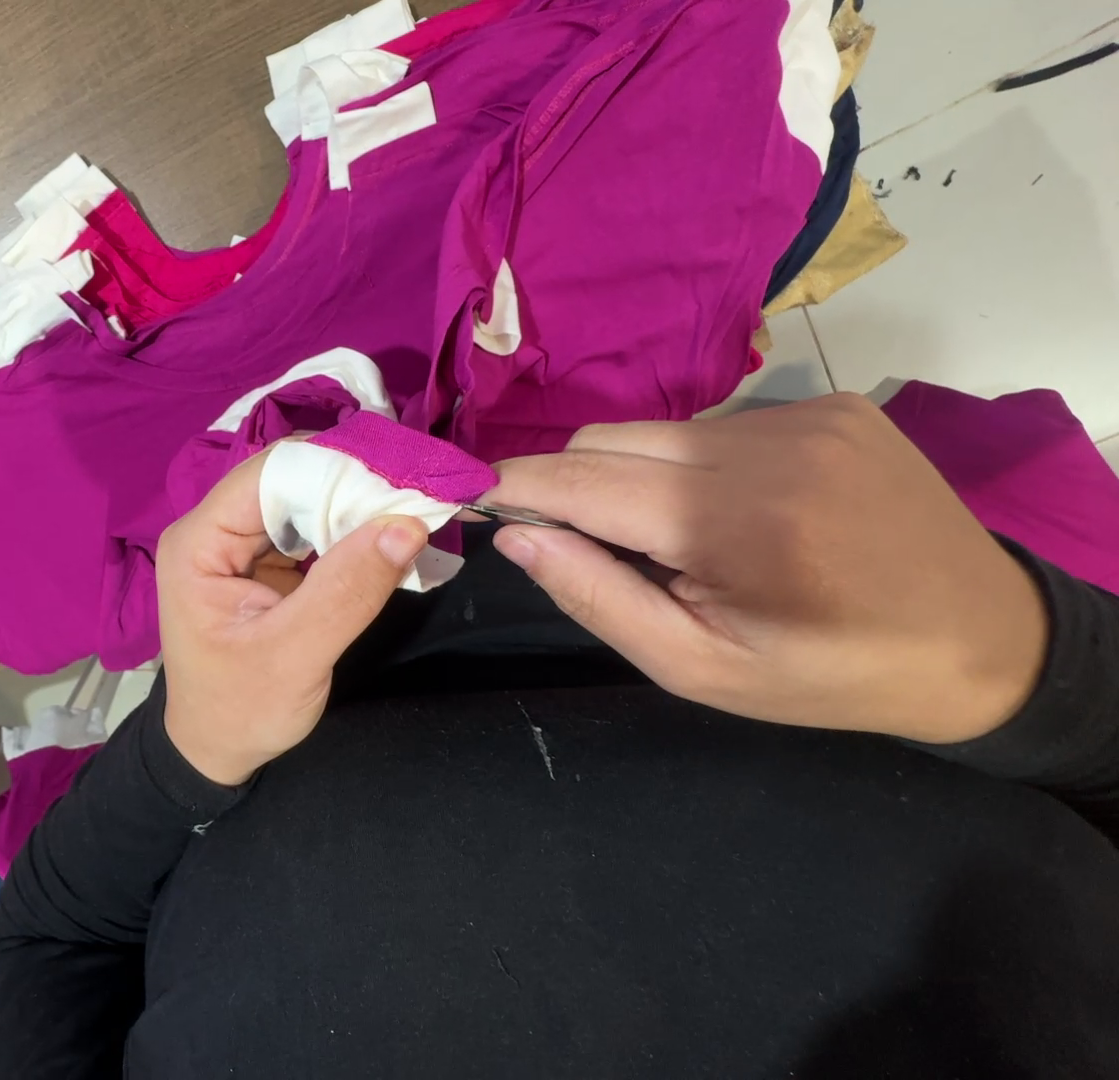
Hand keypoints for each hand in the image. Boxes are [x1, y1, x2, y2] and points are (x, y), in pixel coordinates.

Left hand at [157, 449, 429, 784]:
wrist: (217, 749)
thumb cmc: (240, 710)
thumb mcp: (294, 657)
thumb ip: (346, 592)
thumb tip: (407, 524)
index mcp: (199, 543)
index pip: (269, 474)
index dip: (336, 465)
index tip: (405, 474)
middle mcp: (214, 530)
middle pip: (290, 479)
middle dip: (354, 482)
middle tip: (423, 490)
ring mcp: (240, 544)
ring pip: (306, 499)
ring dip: (359, 503)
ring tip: (418, 505)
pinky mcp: (266, 561)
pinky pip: (314, 527)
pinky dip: (353, 529)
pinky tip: (393, 533)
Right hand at [485, 393, 1046, 743]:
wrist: (988, 642)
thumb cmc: (824, 673)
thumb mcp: (693, 666)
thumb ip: (593, 596)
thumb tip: (513, 534)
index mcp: (732, 521)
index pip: (577, 480)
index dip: (509, 487)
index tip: (465, 499)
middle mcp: (766, 445)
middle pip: (603, 441)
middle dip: (564, 486)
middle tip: (573, 543)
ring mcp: (804, 414)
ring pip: (650, 432)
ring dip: (627, 477)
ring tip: (669, 536)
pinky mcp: (828, 405)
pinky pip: (705, 426)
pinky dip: (683, 465)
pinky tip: (726, 509)